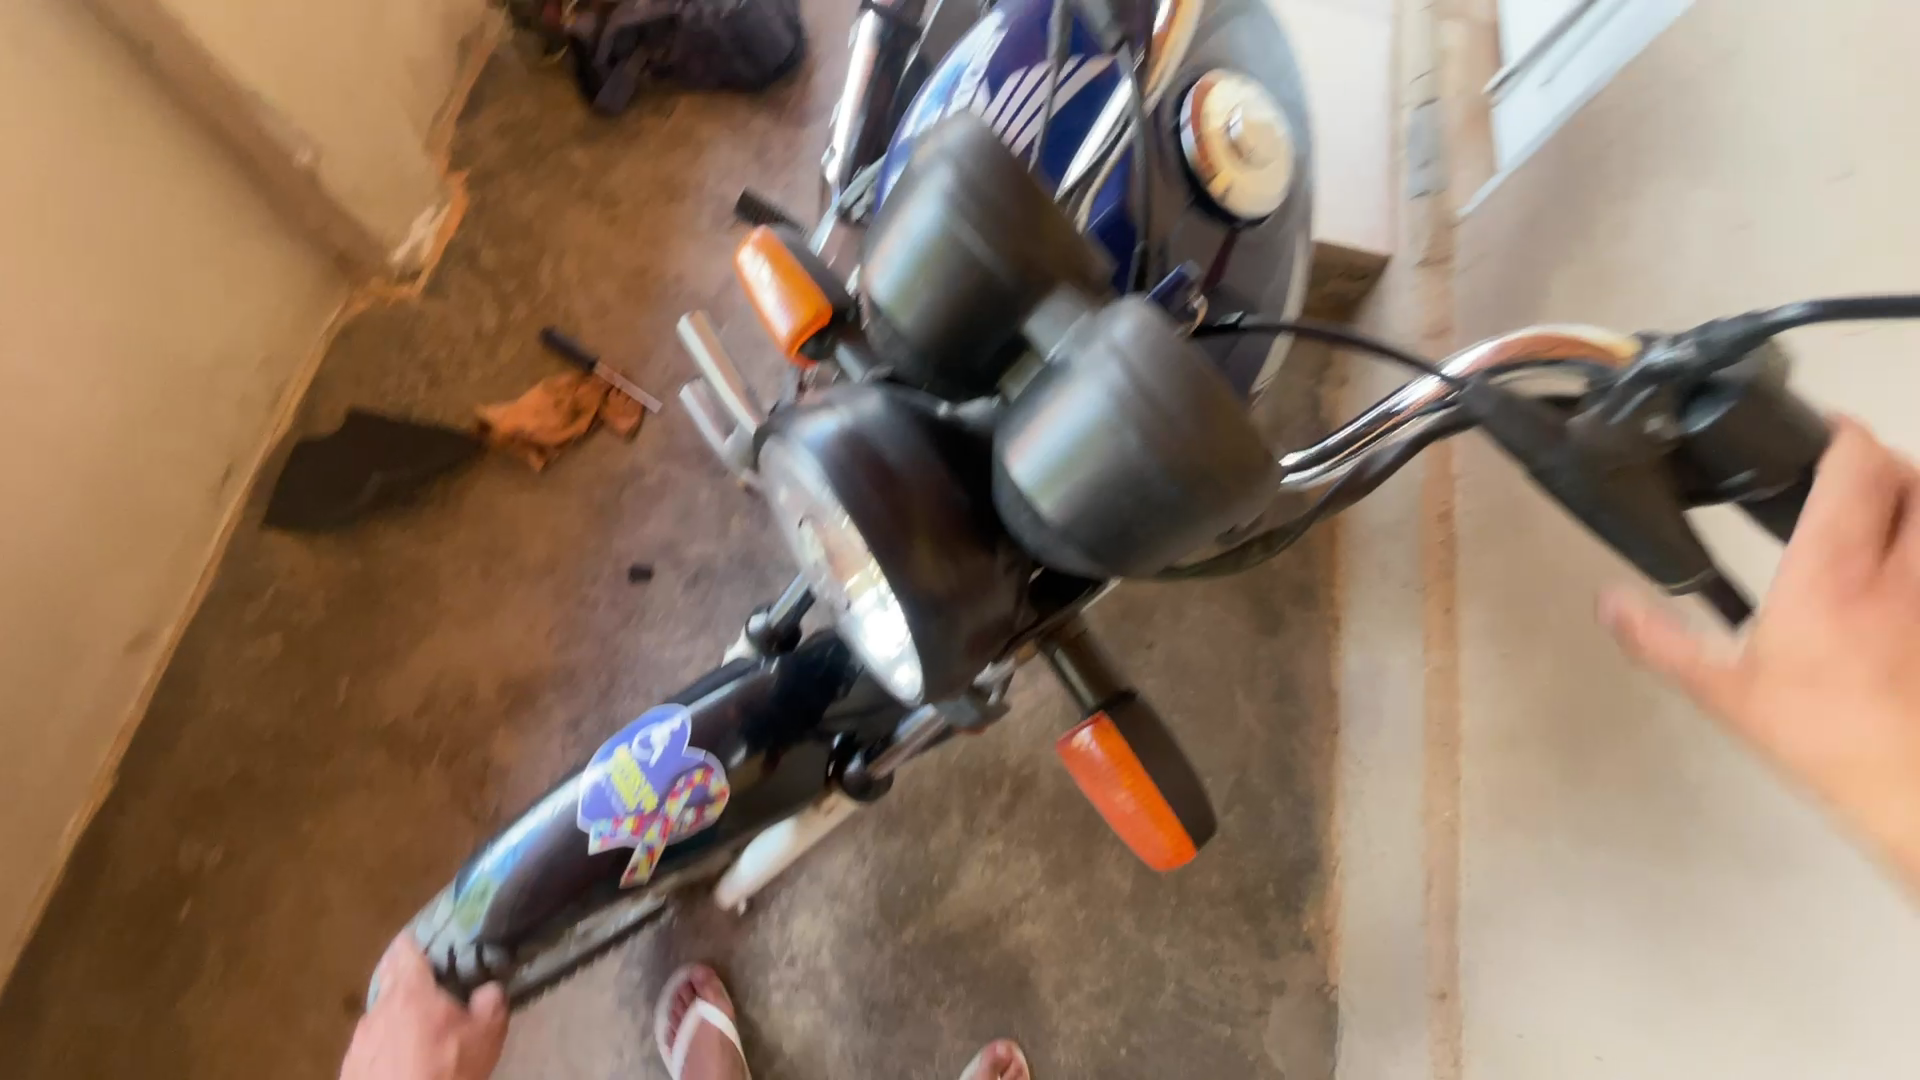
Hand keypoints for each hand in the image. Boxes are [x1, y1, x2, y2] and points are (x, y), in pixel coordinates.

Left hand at [340, 935, 508, 1079]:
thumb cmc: (446, 1072)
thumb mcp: (487, 1033)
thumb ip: (490, 1000)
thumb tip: (487, 988)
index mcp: (411, 993)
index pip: (405, 952)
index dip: (414, 940)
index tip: (426, 935)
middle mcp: (378, 1012)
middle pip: (389, 981)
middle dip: (406, 976)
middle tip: (429, 978)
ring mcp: (358, 1044)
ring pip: (379, 1015)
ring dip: (396, 1012)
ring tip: (417, 1022)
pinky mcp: (349, 1071)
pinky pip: (370, 1044)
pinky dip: (386, 1040)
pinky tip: (401, 1054)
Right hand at [1600, 420, 1919, 887]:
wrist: (1913, 783)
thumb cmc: (1819, 734)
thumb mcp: (1718, 688)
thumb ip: (1657, 638)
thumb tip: (1608, 602)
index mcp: (1832, 577)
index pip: (1859, 477)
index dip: (1845, 439)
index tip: (1824, 428)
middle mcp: (1905, 574)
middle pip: (1918, 482)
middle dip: (1890, 461)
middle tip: (1852, 464)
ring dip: (1915, 496)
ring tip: (1888, 501)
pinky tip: (1901, 556)